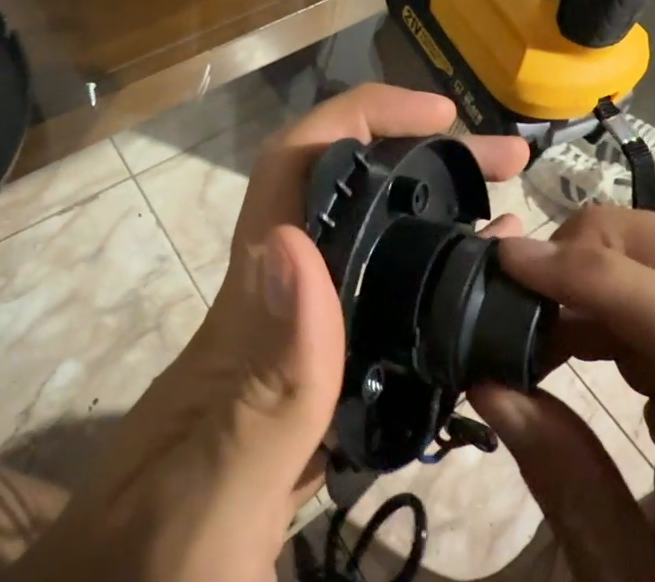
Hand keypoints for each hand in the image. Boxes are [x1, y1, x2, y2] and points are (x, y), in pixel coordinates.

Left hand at [3, 86, 530, 581]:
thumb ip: (264, 389)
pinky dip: (421, 311)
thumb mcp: (211, 497)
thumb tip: (294, 242)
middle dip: (419, 169)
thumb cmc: (147, 571)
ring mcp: (279, 371)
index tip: (440, 118)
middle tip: (507, 174)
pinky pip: (367, 339)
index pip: (290, 179)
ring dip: (427, 234)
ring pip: (357, 269)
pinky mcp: (296, 418)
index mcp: (244, 323)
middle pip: (336, 210)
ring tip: (507, 237)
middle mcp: (264, 326)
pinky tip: (463, 329)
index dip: (358, 123)